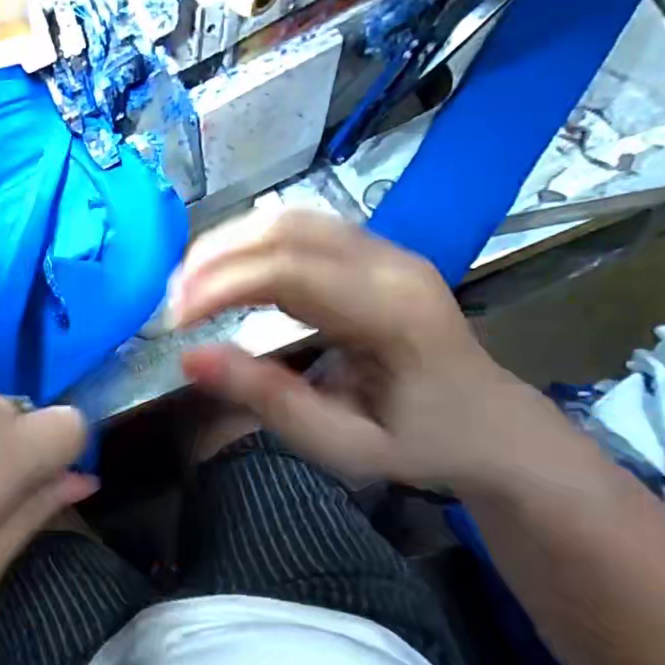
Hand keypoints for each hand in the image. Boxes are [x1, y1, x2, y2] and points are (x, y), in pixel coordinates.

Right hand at [168, 208, 568, 492]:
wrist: (493, 428)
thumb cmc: (420, 445)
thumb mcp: (341, 445)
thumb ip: (268, 399)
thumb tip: (191, 358)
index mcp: (390, 313)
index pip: (290, 275)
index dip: (221, 286)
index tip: (173, 319)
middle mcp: (392, 265)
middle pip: (289, 230)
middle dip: (217, 256)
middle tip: (171, 299)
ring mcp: (389, 252)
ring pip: (295, 219)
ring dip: (231, 243)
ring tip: (188, 283)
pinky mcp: (379, 254)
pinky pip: (307, 230)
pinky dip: (255, 243)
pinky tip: (228, 269)